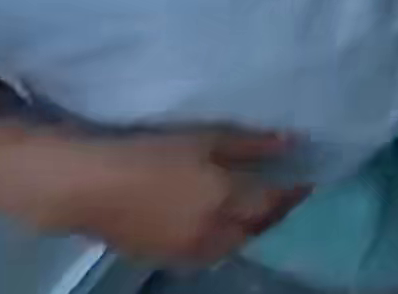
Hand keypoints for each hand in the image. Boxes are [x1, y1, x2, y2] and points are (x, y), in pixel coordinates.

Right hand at [35, 129, 310, 264]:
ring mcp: (181, 250)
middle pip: (253, 230)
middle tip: (287, 191)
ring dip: (249, 229)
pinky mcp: (158, 257)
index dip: (294, 191)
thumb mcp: (211, 139)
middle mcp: (208, 233)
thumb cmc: (155, 154)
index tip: (309, 178)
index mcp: (224, 202)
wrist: (87, 187)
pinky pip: (205, 254)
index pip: (272, 203)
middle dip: (275, 213)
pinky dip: (224, 240)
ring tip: (259, 205)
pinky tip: (225, 221)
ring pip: (229, 247)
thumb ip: (254, 144)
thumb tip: (293, 143)